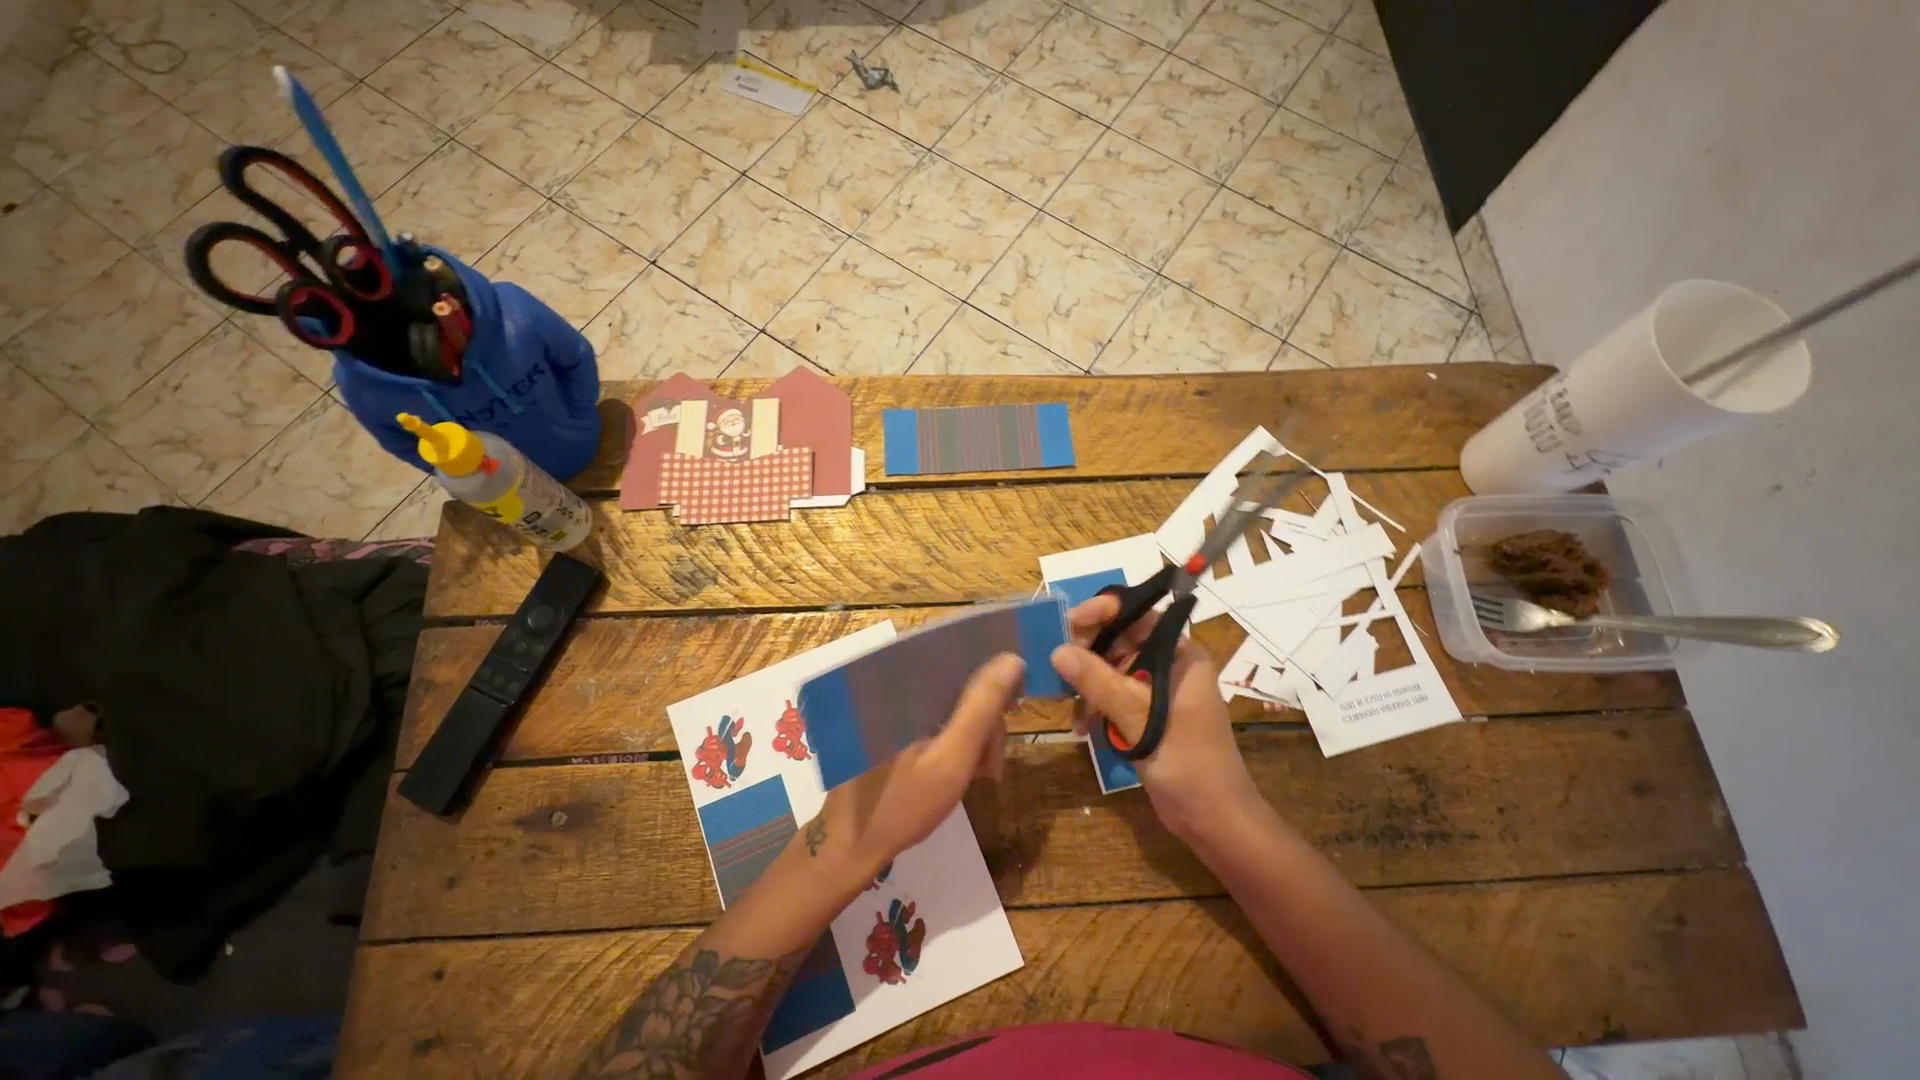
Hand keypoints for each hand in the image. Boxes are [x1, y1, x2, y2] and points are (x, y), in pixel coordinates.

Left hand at [807, 653, 1021, 887]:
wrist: (851, 846)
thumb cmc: (901, 804)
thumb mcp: (952, 758)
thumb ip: (981, 707)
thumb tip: (1012, 658)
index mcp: (898, 682)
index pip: (952, 649)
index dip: (990, 668)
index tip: (1016, 700)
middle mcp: (891, 683)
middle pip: (956, 680)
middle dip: (984, 717)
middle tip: (991, 764)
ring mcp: (890, 705)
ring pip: (949, 701)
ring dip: (973, 733)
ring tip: (980, 773)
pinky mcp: (892, 724)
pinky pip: (934, 715)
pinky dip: (955, 737)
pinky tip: (965, 767)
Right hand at [1050, 596, 1259, 839]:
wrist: (1214, 820)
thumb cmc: (1187, 762)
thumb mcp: (1140, 719)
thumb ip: (1098, 681)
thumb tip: (1059, 650)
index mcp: (1181, 654)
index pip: (1138, 615)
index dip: (1103, 612)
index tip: (1069, 624)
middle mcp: (1170, 665)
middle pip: (1120, 641)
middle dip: (1088, 654)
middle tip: (1061, 671)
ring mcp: (1159, 692)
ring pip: (1112, 670)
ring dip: (1088, 685)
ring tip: (1071, 708)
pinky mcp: (1148, 717)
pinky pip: (1115, 697)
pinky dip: (1097, 707)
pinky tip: (1081, 727)